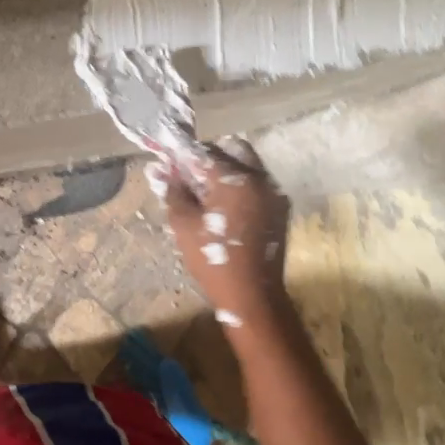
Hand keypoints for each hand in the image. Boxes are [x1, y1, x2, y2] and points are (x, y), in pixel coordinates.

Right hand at [157, 135, 290, 319]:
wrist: (253, 295)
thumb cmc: (214, 261)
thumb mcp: (183, 225)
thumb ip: (174, 191)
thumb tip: (163, 170)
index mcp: (236, 179)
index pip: (204, 153)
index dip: (183, 155)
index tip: (169, 159)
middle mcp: (260, 178)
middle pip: (233, 150)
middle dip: (209, 156)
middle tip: (189, 174)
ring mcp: (274, 193)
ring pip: (248, 165)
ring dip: (226, 169)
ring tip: (205, 191)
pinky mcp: (280, 208)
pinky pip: (258, 184)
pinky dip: (241, 185)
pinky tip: (224, 205)